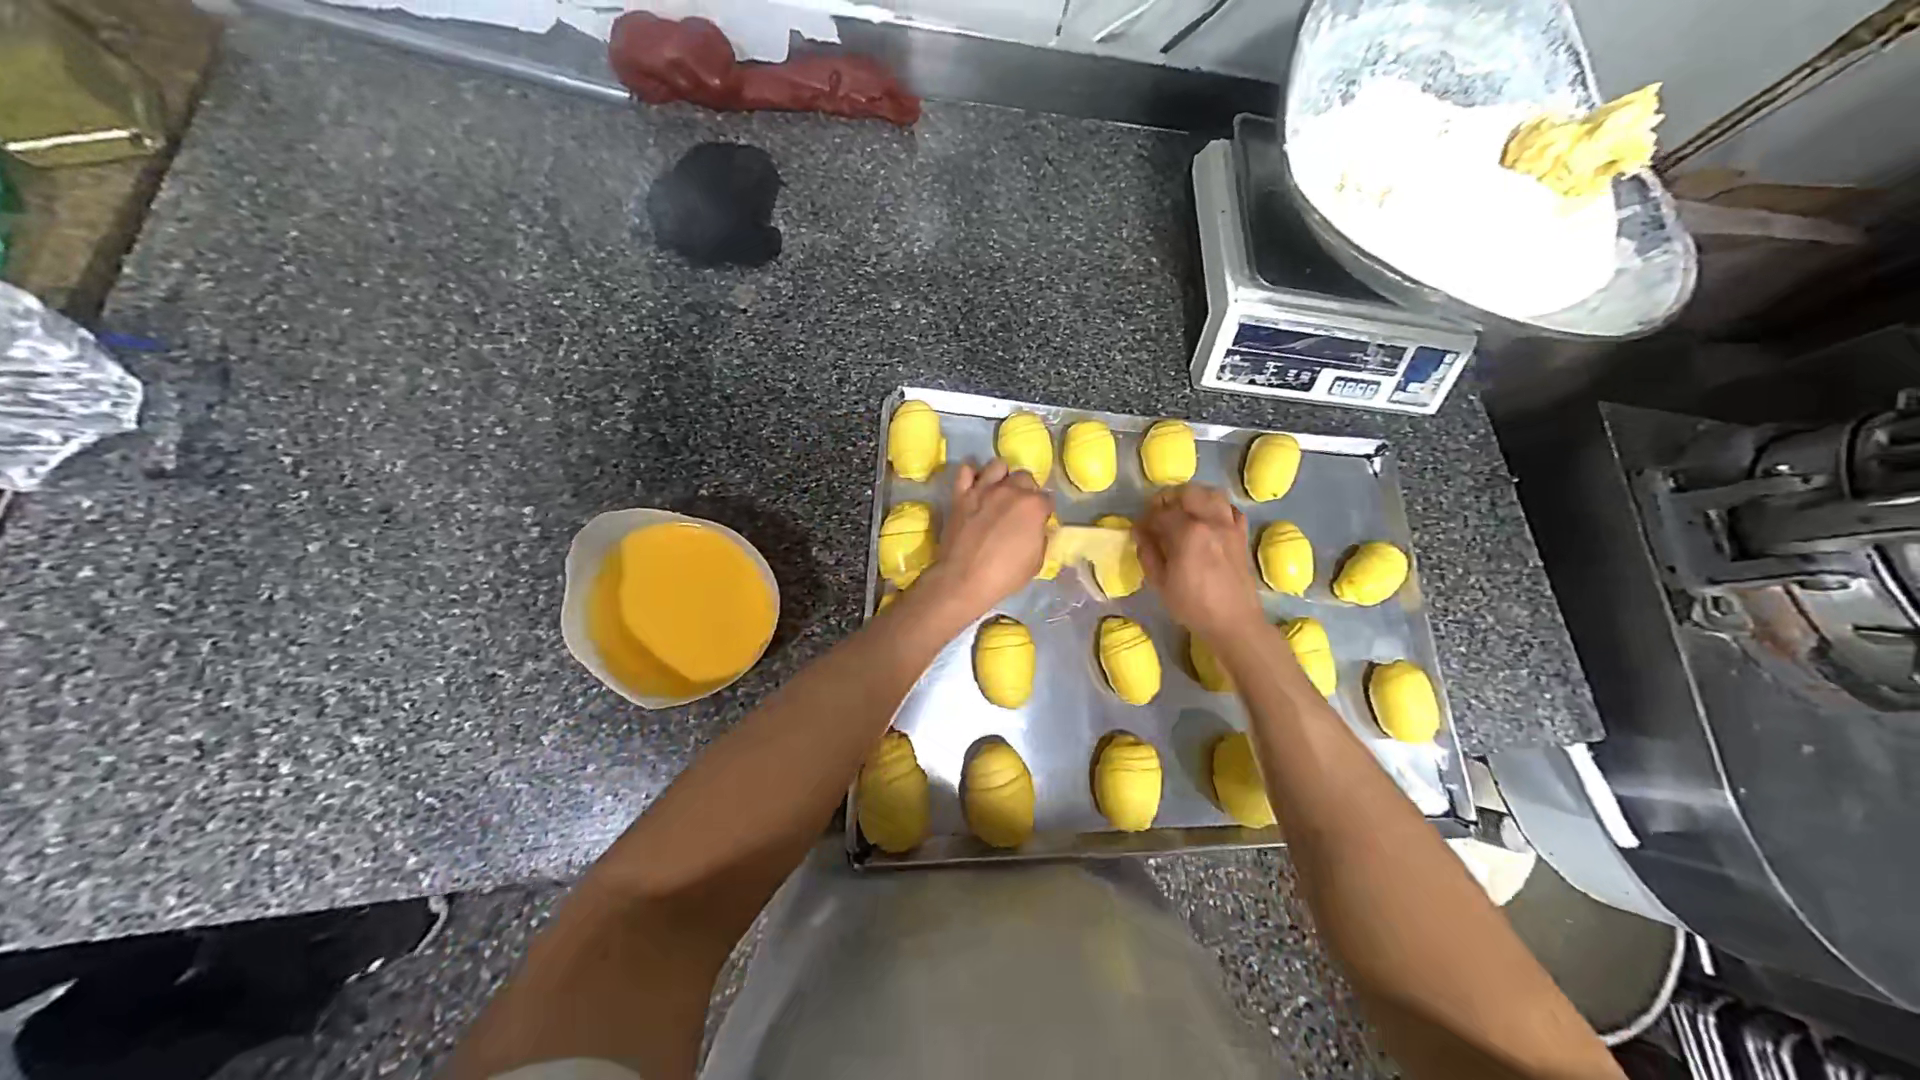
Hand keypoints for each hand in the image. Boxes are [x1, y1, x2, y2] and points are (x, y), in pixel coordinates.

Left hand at [915, 459, 1052, 617]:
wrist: (964, 579)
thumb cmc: (1004, 575)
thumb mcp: (1036, 562)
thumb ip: (1040, 537)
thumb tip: (1036, 528)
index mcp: (1033, 506)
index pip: (1047, 498)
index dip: (1044, 511)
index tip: (1039, 522)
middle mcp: (1010, 490)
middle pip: (1024, 477)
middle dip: (1026, 490)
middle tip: (1019, 508)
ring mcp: (983, 489)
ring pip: (998, 466)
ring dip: (1002, 477)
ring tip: (999, 492)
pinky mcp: (960, 495)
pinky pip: (965, 471)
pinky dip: (971, 476)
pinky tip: (975, 487)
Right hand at [1136, 484, 1267, 641]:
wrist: (1234, 622)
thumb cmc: (1193, 606)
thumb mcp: (1160, 583)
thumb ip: (1148, 553)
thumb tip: (1141, 533)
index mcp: (1187, 533)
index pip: (1160, 512)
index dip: (1145, 519)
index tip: (1139, 530)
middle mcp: (1210, 521)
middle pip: (1188, 493)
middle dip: (1169, 499)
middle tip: (1159, 514)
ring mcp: (1229, 526)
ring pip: (1212, 494)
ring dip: (1194, 498)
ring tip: (1183, 512)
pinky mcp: (1241, 535)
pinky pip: (1231, 510)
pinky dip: (1217, 509)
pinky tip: (1208, 522)